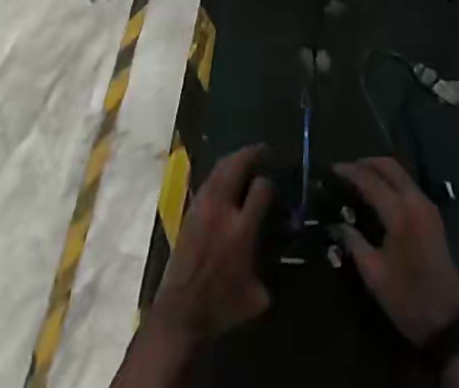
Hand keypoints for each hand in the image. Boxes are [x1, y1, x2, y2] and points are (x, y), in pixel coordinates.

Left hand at [150, 143, 276, 340]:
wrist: (180, 311)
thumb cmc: (223, 307)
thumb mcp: (258, 295)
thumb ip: (270, 266)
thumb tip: (277, 250)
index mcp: (242, 231)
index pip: (261, 189)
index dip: (271, 183)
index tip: (278, 185)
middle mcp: (221, 211)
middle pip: (235, 168)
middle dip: (251, 154)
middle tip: (265, 149)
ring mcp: (201, 208)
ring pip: (217, 170)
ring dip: (234, 159)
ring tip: (248, 156)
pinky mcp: (188, 212)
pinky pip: (207, 183)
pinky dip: (220, 173)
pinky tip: (227, 176)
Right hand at [332, 157, 458, 345]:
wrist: (449, 322)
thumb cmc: (408, 298)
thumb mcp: (373, 273)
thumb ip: (353, 241)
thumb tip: (338, 223)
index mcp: (400, 214)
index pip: (370, 180)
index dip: (349, 171)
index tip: (330, 169)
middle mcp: (417, 203)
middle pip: (390, 166)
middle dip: (366, 162)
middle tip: (345, 170)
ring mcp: (429, 209)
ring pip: (402, 174)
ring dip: (379, 171)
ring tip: (357, 180)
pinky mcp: (434, 217)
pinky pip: (409, 186)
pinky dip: (391, 182)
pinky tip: (377, 195)